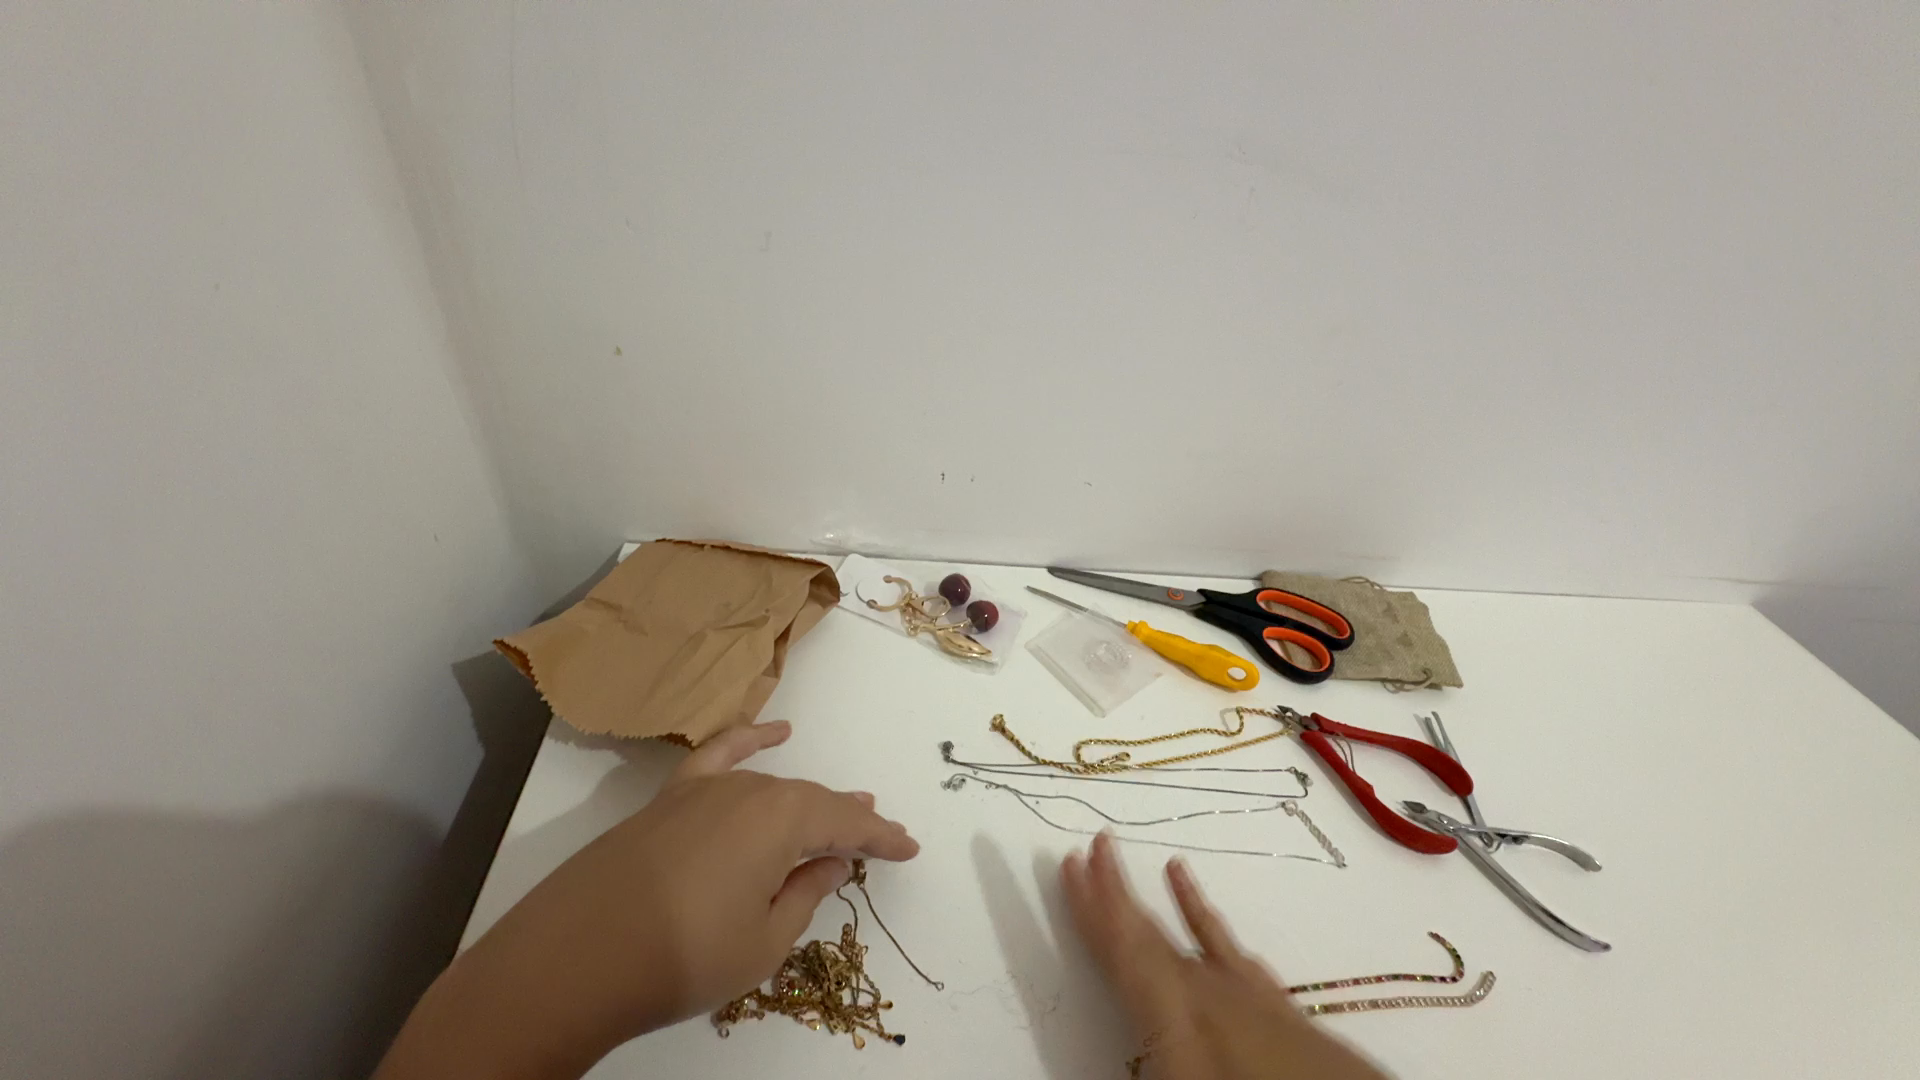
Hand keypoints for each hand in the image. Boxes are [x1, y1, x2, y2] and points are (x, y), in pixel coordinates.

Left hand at [376, 720, 918, 1079]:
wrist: (574, 959)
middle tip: (878, 835)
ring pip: (774, 786)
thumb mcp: (764, 941)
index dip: (882, 839)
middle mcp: (750, 790)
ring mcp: (706, 788)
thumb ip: (806, 893)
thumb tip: (832, 861)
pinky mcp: (670, 797)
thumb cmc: (684, 957)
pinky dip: (750, 739)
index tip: (910, 848)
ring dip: (810, 798)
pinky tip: (775, 732)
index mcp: (782, 820)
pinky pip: (719, 754)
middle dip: (849, 819)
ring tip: (841, 805)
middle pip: (811, 801)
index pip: (847, 825)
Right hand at [1061, 833, 1388, 1079]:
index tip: (1072, 861)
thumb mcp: (1177, 1079)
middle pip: (1153, 936)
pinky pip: (1244, 963)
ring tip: (1167, 862)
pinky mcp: (1287, 1020)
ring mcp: (1254, 1004)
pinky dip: (1222, 936)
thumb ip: (1140, 1061)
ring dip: (1172, 903)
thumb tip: (1111, 1054)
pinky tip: (1223, 929)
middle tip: (1095, 846)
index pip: (1123, 950)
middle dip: (1118, 892)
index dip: (1093, 906)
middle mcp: (1212, 998)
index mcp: (1178, 1016)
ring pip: (1199, 941)